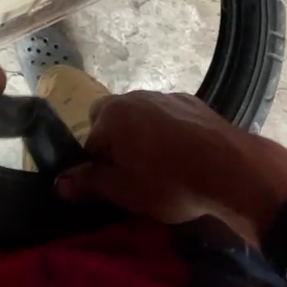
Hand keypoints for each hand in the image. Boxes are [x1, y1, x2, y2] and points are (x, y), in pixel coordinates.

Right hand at [54, 91, 286, 240]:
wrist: (228, 167)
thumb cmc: (167, 181)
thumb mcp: (124, 192)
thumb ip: (89, 183)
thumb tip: (58, 182)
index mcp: (111, 114)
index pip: (90, 142)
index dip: (99, 167)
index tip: (116, 187)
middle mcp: (132, 96)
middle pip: (113, 120)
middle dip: (118, 143)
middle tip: (135, 175)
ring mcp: (163, 95)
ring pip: (142, 116)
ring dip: (144, 136)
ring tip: (163, 167)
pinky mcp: (191, 101)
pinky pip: (169, 117)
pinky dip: (170, 132)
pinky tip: (184, 155)